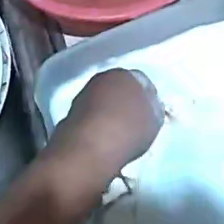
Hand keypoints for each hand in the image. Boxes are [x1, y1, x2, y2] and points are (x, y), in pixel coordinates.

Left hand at [45, 68, 163, 193]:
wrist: (88, 149)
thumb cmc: (128, 129)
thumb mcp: (155, 119)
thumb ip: (153, 108)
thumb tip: (148, 106)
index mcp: (124, 74)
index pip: (142, 82)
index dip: (148, 98)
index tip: (151, 115)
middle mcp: (101, 79)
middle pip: (119, 91)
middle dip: (126, 105)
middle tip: (135, 125)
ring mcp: (82, 97)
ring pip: (102, 105)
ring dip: (109, 116)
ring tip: (118, 138)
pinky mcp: (69, 117)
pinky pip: (90, 121)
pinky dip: (96, 129)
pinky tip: (102, 144)